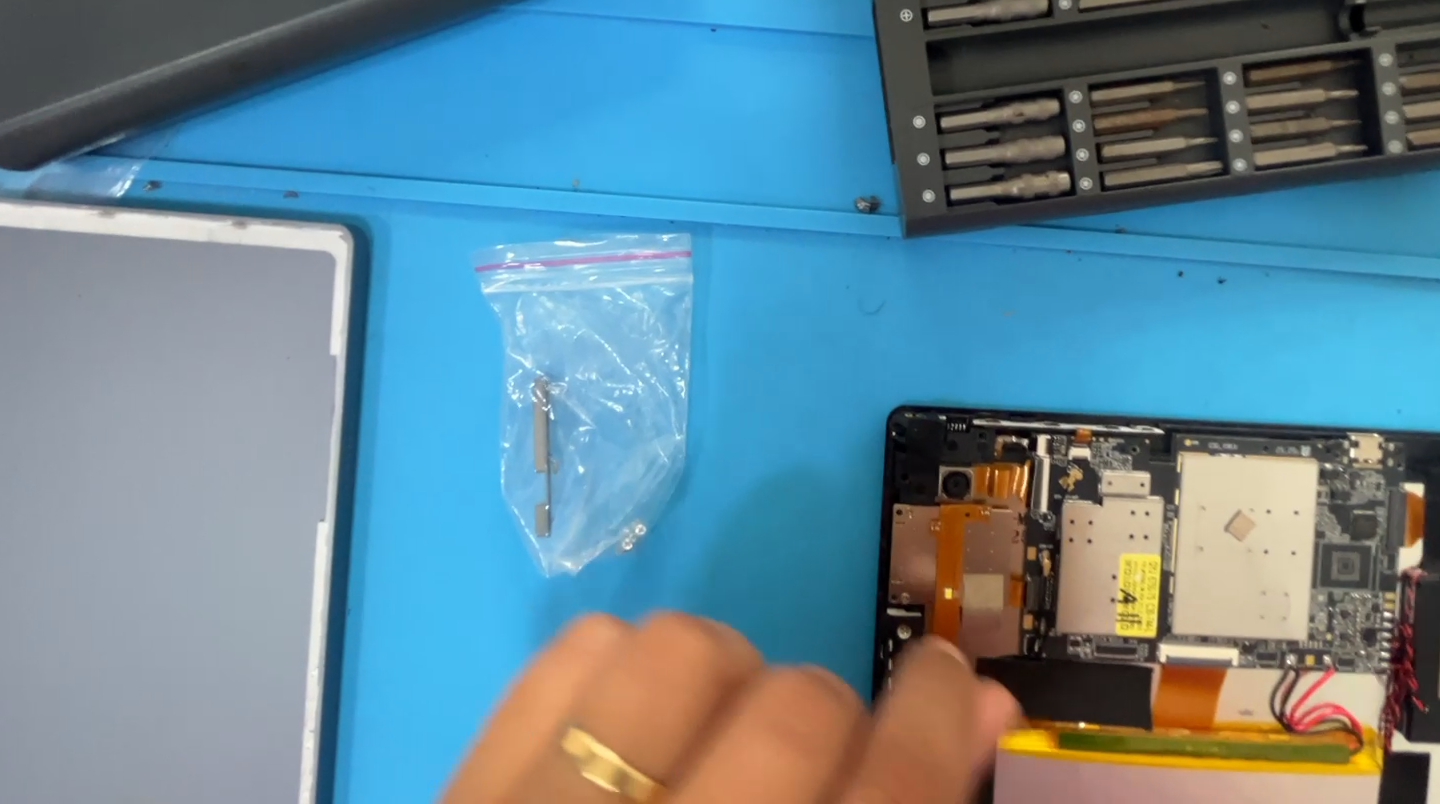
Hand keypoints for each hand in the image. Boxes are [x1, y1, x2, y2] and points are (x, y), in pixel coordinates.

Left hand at [444, 612, 1021, 803]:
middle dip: (831, 719)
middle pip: (800, 712)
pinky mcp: (466, 795)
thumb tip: (973, 704)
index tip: (947, 675)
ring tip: (717, 737)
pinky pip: (577, 651)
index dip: (939, 716)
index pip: (892, 790)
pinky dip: (625, 668)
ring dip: (729, 678)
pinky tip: (630, 730)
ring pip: (685, 650)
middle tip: (811, 766)